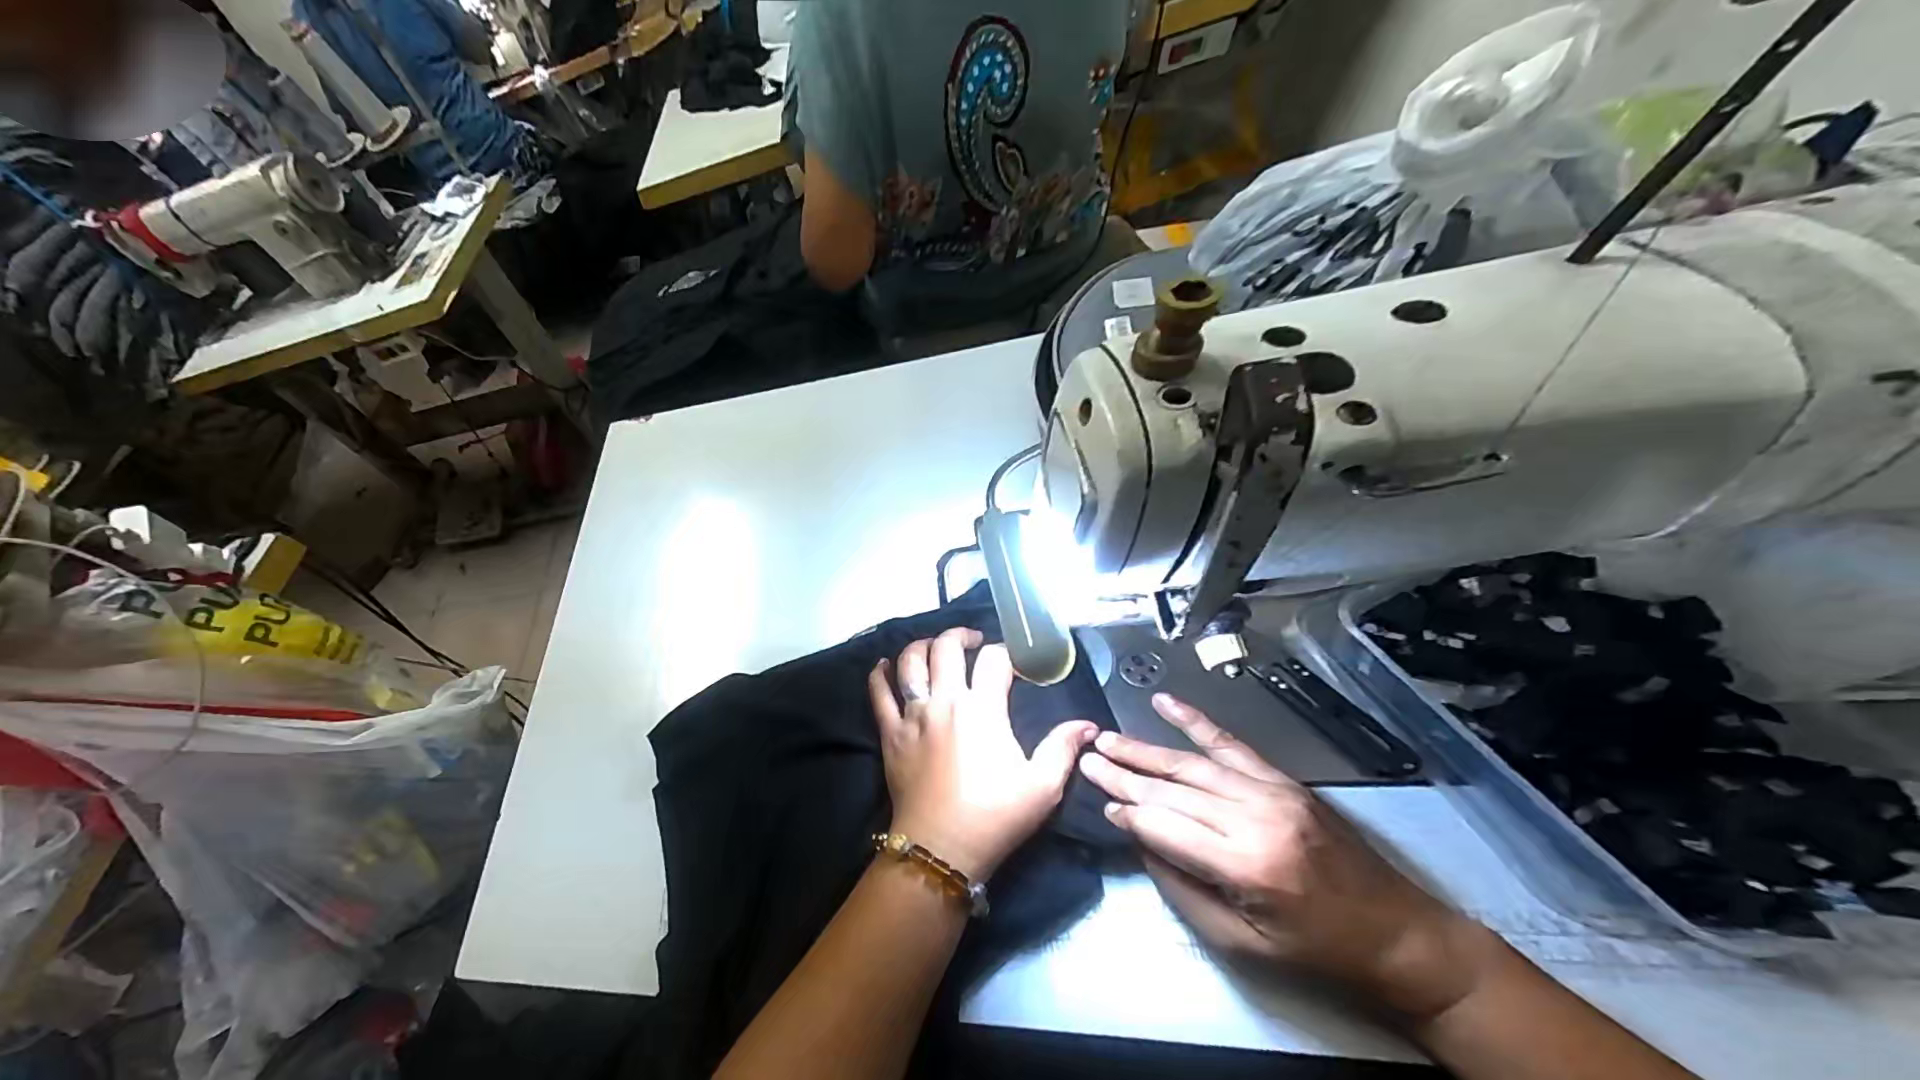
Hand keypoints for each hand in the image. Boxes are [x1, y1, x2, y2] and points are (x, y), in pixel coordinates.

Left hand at [868, 628, 1099, 880]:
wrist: (940, 850)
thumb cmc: (995, 817)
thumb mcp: (1043, 787)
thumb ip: (1063, 748)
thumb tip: (1088, 725)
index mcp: (983, 709)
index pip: (995, 660)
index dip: (1007, 652)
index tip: (1014, 661)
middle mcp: (945, 702)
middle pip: (947, 647)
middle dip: (962, 635)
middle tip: (974, 642)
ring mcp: (913, 715)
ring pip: (910, 661)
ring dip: (923, 645)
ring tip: (935, 648)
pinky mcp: (890, 733)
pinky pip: (879, 693)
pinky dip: (880, 674)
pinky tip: (885, 665)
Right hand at [1079, 693, 1495, 1021]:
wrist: (1397, 934)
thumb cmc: (1316, 949)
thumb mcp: (1243, 943)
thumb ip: (1185, 890)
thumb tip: (1141, 841)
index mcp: (1245, 865)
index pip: (1166, 827)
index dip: (1128, 814)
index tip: (1097, 801)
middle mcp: (1255, 817)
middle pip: (1174, 789)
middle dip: (1125, 774)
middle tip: (1086, 757)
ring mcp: (1271, 791)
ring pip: (1193, 763)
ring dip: (1147, 749)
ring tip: (1108, 737)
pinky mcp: (1283, 780)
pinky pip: (1231, 744)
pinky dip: (1195, 721)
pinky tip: (1166, 703)